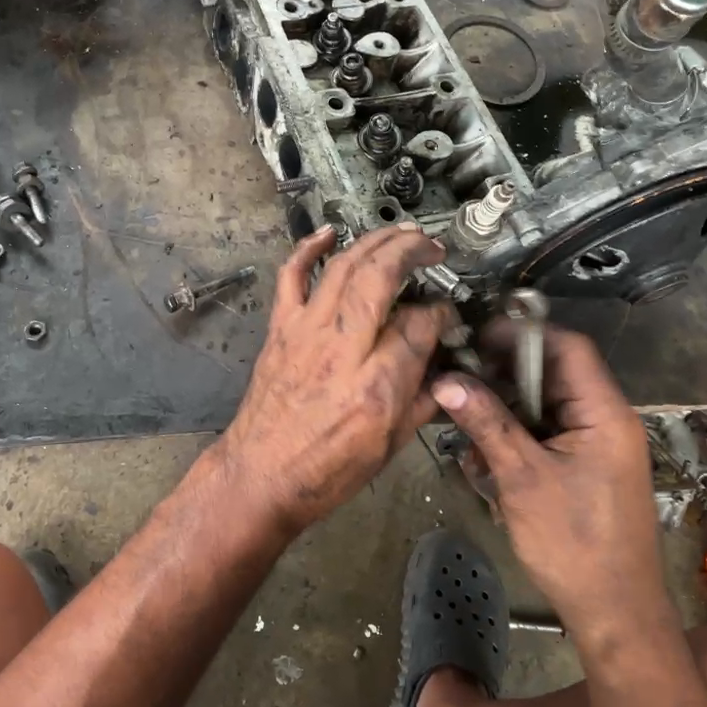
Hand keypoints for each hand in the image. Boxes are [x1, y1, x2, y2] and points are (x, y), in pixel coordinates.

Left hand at [217, 225, 452, 532]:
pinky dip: (307, 249)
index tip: (445, 311)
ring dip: (375, 242)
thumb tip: (446, 364)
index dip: (439, 311)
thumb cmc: (326, 470)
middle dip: (411, 252)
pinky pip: (291, 276)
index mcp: (376, 385)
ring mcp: (306, 332)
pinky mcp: (281, 328)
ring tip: (401, 233)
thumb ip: (424, 398)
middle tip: (431, 248)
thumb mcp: (391, 445)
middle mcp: (341, 349)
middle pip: (380, 278)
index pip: (419, 326)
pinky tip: (328, 232)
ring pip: (343, 267)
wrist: (261, 475)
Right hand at [429, 324, 660, 625]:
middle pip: (550, 374)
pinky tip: (483, 457)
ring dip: (503, 410)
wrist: (614, 614)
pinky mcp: (583, 467)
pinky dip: (513, 438)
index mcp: (604, 413)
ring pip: (542, 405)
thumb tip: (445, 379)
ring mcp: (594, 445)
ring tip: (464, 423)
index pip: (567, 347)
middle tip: (457, 381)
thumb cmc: (573, 543)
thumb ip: (486, 422)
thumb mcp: (521, 477)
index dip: (520, 336)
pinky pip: (544, 434)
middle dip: (501, 376)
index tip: (474, 341)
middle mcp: (604, 420)